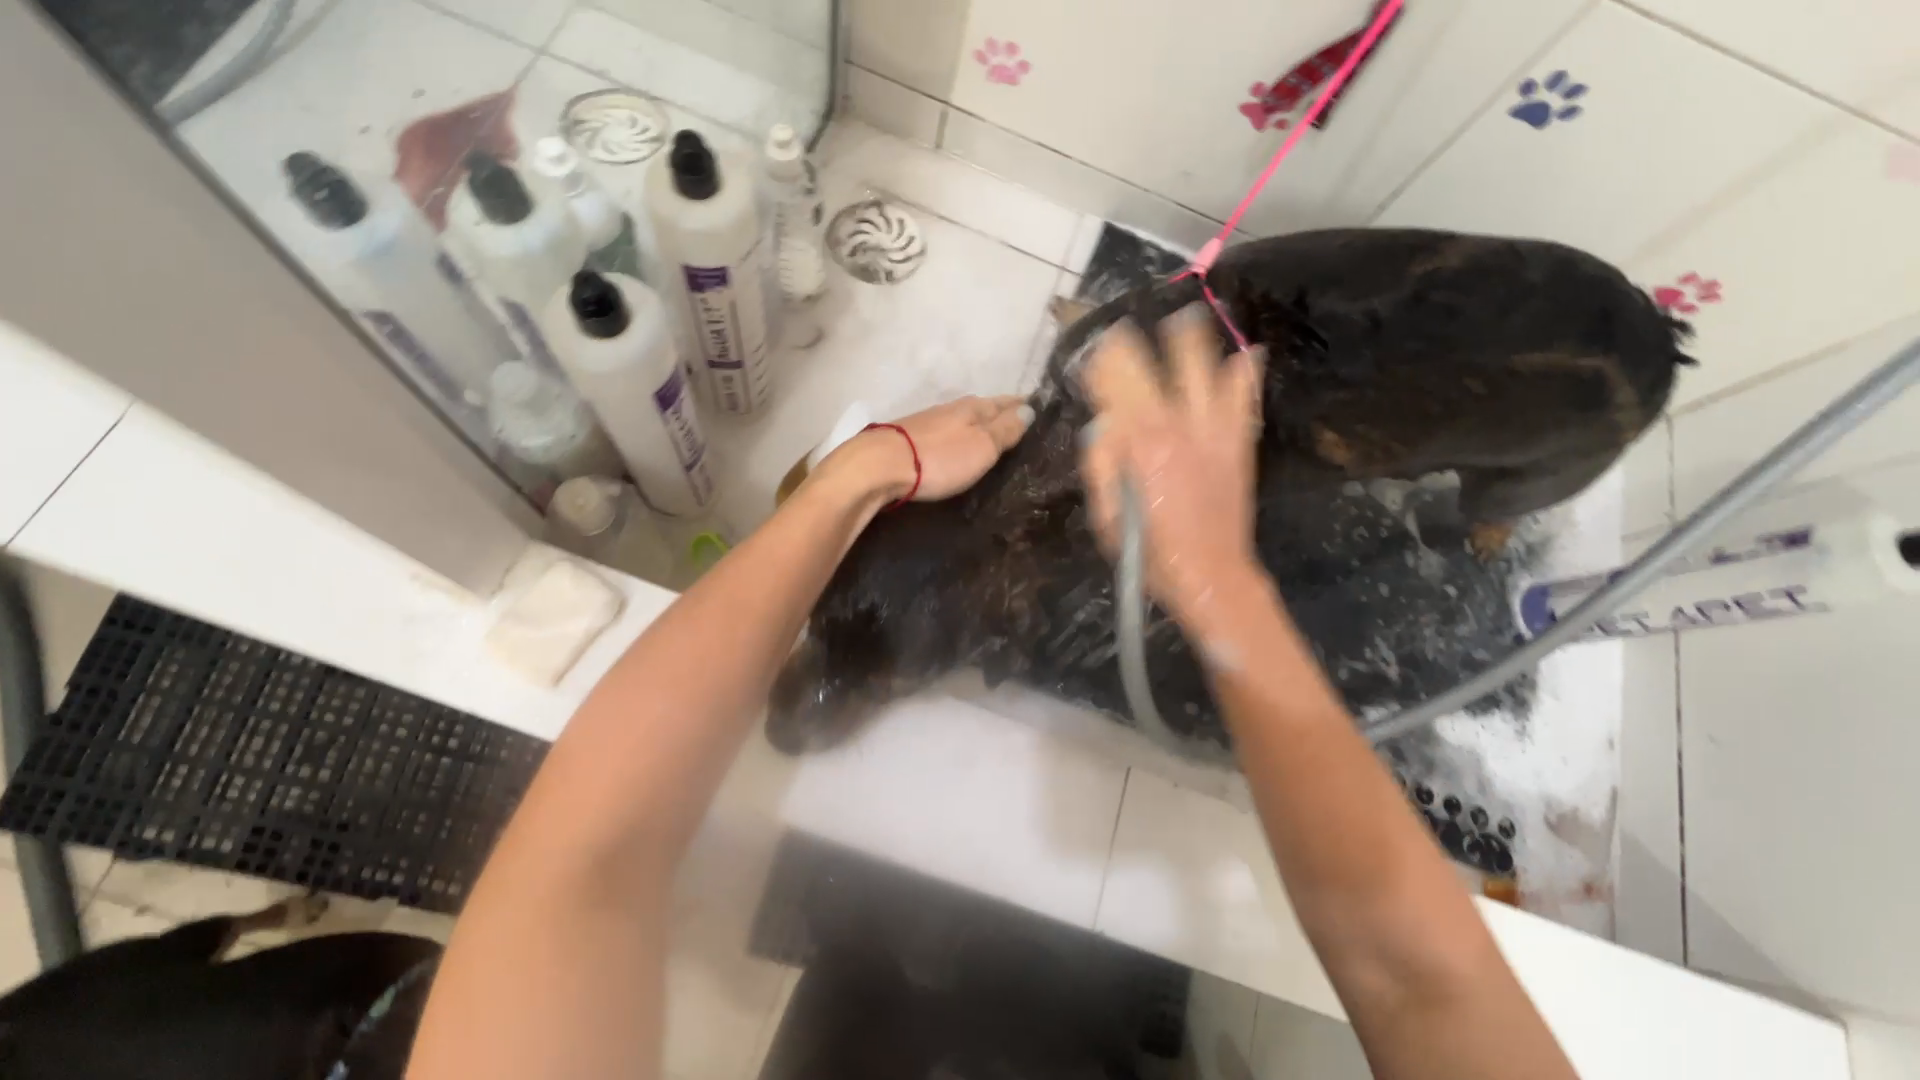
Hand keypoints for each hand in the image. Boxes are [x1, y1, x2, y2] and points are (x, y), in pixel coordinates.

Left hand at [819, 395, 1034, 505]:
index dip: (1023, 405)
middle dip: (1002, 414)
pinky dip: (959, 437)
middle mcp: (953, 409)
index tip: (1039, 408)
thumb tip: (1028, 410)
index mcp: (974, 407)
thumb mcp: (982, 446)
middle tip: (1021, 423)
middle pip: (984, 409)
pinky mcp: (913, 440)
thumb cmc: (940, 457)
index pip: (1006, 402)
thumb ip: (1005, 429)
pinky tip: (960, 445)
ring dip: (979, 426)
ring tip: (994, 436)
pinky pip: (947, 434)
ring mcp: (930, 423)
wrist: (880, 466)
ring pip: (964, 420)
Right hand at [1079, 305, 1266, 625]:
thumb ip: (1103, 462)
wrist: (1212, 575)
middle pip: (1156, 361)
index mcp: (1140, 441)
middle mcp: (1179, 423)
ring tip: (1185, 318)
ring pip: (1205, 367)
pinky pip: (1244, 399)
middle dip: (1135, 341)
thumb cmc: (1149, 552)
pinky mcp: (1239, 443)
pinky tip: (1245, 354)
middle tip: (1124, 332)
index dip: (1099, 356)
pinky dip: (1244, 374)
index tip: (1091, 349)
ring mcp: (1215, 430)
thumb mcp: (1107, 514)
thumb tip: (1105, 422)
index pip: (1115, 377)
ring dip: (1192, 340)